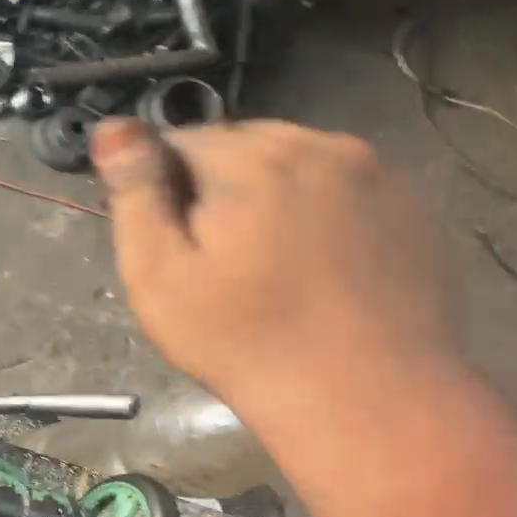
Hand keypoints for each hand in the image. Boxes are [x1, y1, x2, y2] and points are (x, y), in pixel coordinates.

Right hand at [91, 118, 455, 422]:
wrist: (357, 386)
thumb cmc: (236, 334)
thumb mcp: (157, 271)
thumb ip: (135, 195)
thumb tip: (112, 129)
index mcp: (254, 162)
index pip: (181, 140)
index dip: (154, 184)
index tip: (154, 237)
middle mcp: (323, 148)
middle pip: (240, 145)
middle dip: (208, 185)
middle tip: (197, 255)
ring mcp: (375, 173)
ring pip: (291, 163)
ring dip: (258, 194)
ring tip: (248, 260)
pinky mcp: (405, 204)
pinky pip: (335, 188)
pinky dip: (305, 211)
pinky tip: (297, 263)